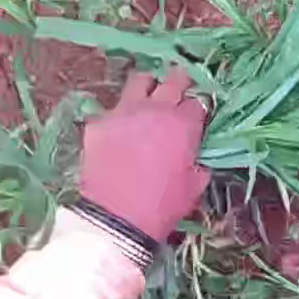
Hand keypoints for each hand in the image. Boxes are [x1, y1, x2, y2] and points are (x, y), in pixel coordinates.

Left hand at [80, 67, 210, 240]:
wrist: (117, 219)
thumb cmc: (162, 207)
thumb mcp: (193, 188)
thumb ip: (198, 164)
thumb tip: (196, 158)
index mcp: (184, 124)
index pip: (199, 101)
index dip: (199, 108)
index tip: (196, 117)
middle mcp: (155, 108)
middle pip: (173, 79)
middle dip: (179, 84)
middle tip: (178, 96)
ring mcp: (124, 111)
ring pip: (140, 80)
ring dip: (149, 87)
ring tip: (148, 100)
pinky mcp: (99, 122)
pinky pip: (112, 109)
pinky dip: (120, 116)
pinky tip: (119, 131)